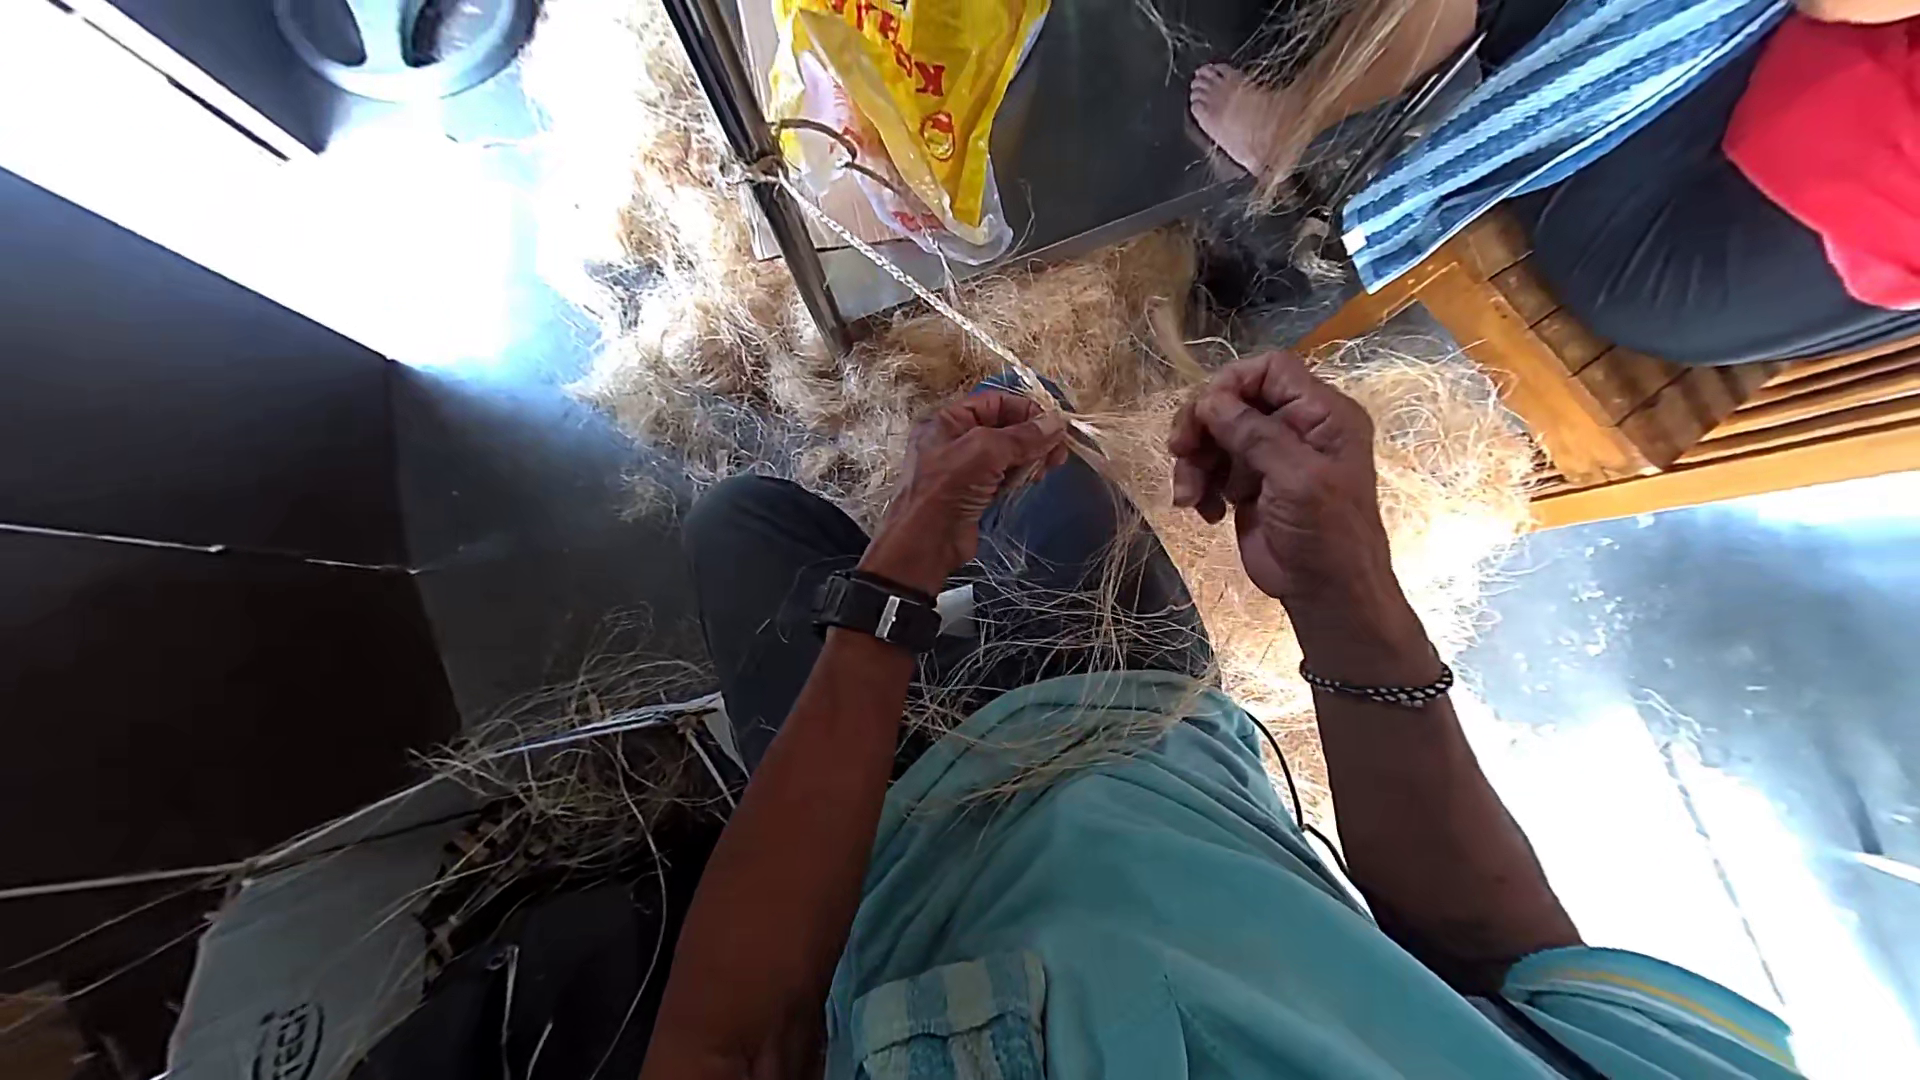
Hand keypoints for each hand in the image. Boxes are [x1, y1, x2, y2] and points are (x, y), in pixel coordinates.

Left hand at [861, 389, 1069, 594]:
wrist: (924, 545)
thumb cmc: (946, 490)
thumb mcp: (983, 452)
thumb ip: (1021, 436)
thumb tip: (1056, 423)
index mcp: (948, 421)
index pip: (994, 402)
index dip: (1026, 409)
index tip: (1054, 425)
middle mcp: (956, 441)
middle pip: (1005, 427)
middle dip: (1033, 436)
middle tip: (1058, 452)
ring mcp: (966, 469)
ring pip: (1008, 453)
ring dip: (1031, 456)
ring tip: (1049, 467)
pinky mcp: (976, 494)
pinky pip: (1005, 476)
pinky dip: (1021, 476)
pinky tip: (1034, 480)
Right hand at [1168, 351, 1434, 682]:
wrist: (1324, 592)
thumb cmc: (1324, 534)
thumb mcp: (1296, 479)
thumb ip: (1254, 434)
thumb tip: (1209, 399)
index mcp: (1320, 415)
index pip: (1270, 370)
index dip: (1231, 383)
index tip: (1203, 413)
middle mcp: (1293, 428)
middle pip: (1231, 403)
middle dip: (1201, 428)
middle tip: (1179, 452)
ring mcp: (1267, 458)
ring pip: (1213, 437)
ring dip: (1194, 464)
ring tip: (1189, 497)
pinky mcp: (1245, 485)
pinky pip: (1209, 469)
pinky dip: (1198, 487)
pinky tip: (1205, 512)